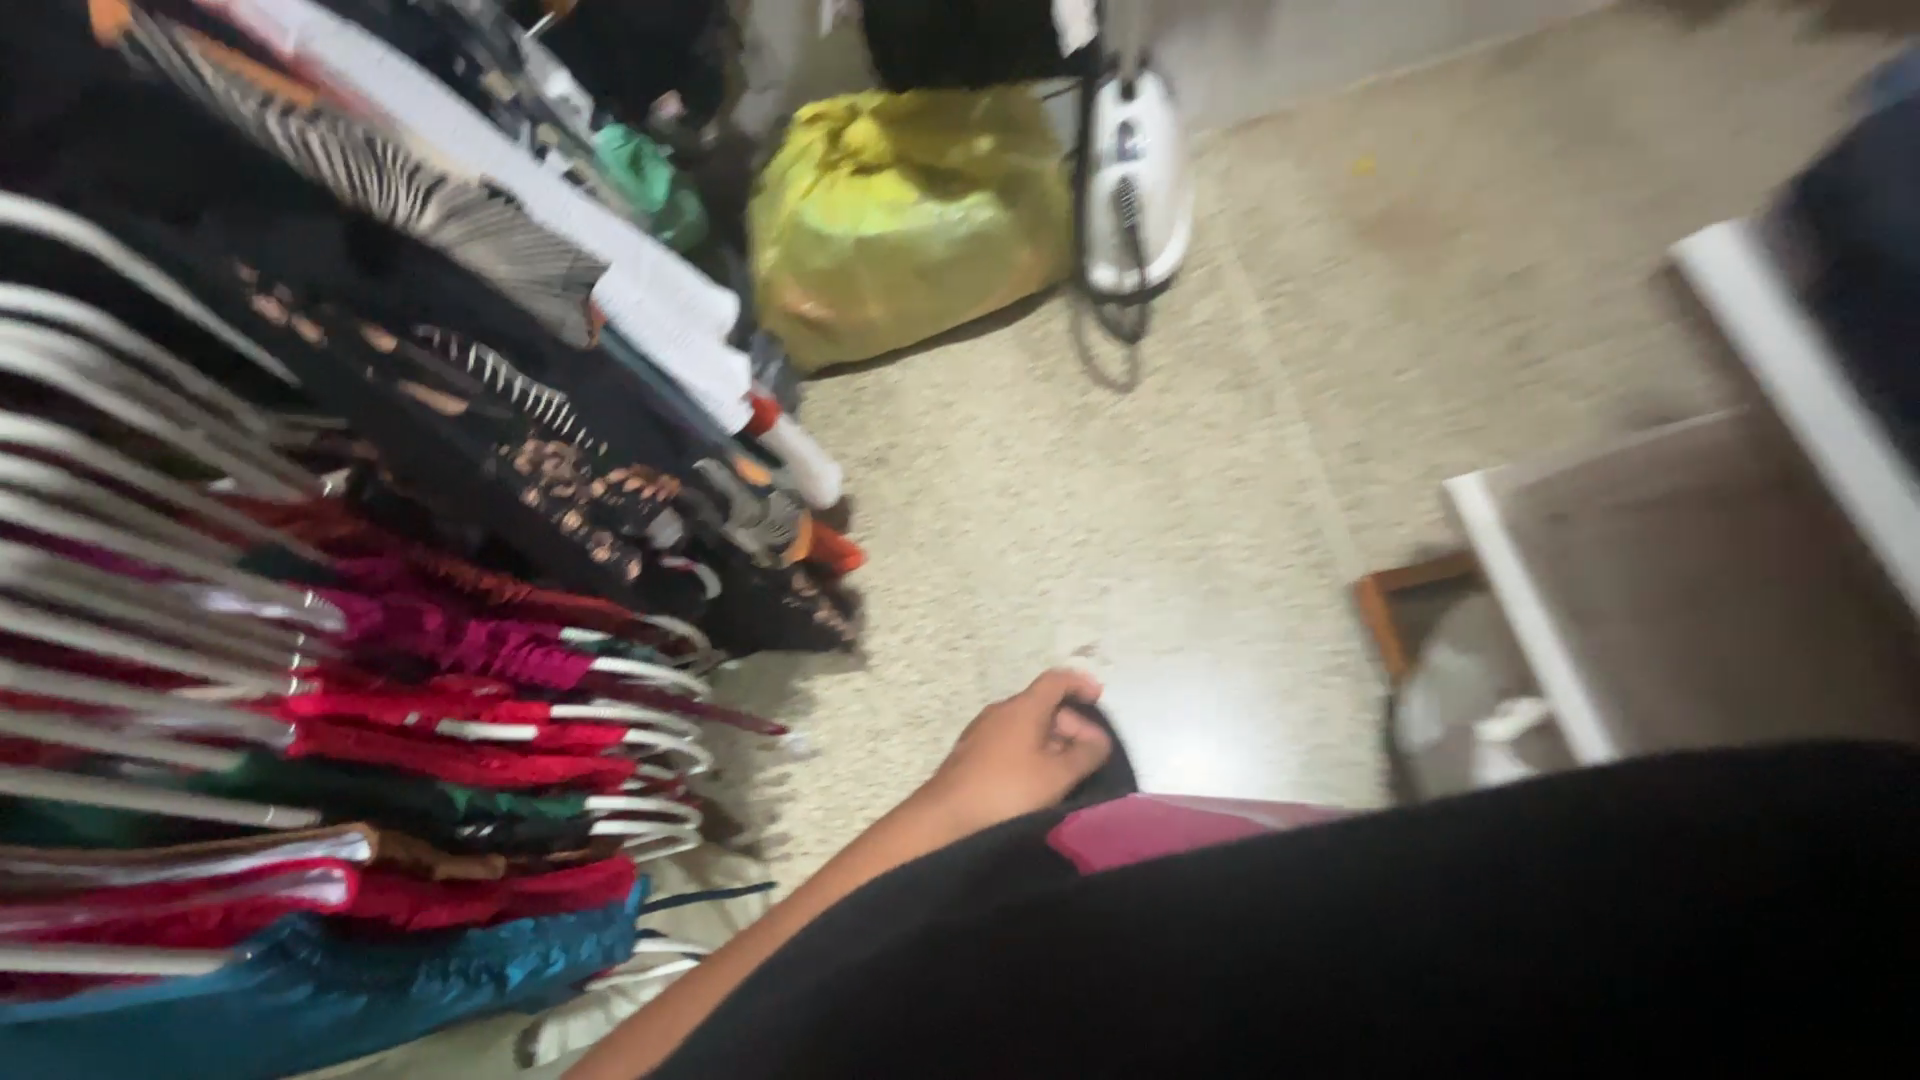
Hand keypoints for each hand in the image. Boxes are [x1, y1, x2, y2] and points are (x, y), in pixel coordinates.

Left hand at [914, 669, 1113, 832]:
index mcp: (1023, 707)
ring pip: (1026, 724)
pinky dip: (1031, 750)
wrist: (947, 816)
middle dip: (1072, 723)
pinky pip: (1010, 740)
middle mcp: (1001, 710)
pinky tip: (1037, 780)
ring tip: (1068, 771)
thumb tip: (1100, 740)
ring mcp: (982, 730)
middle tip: (1090, 754)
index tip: (1099, 698)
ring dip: (1052, 741)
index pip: (1056, 680)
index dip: (1081, 684)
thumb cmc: (1008, 790)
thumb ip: (1086, 754)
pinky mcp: (972, 751)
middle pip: (1043, 704)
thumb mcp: (1058, 775)